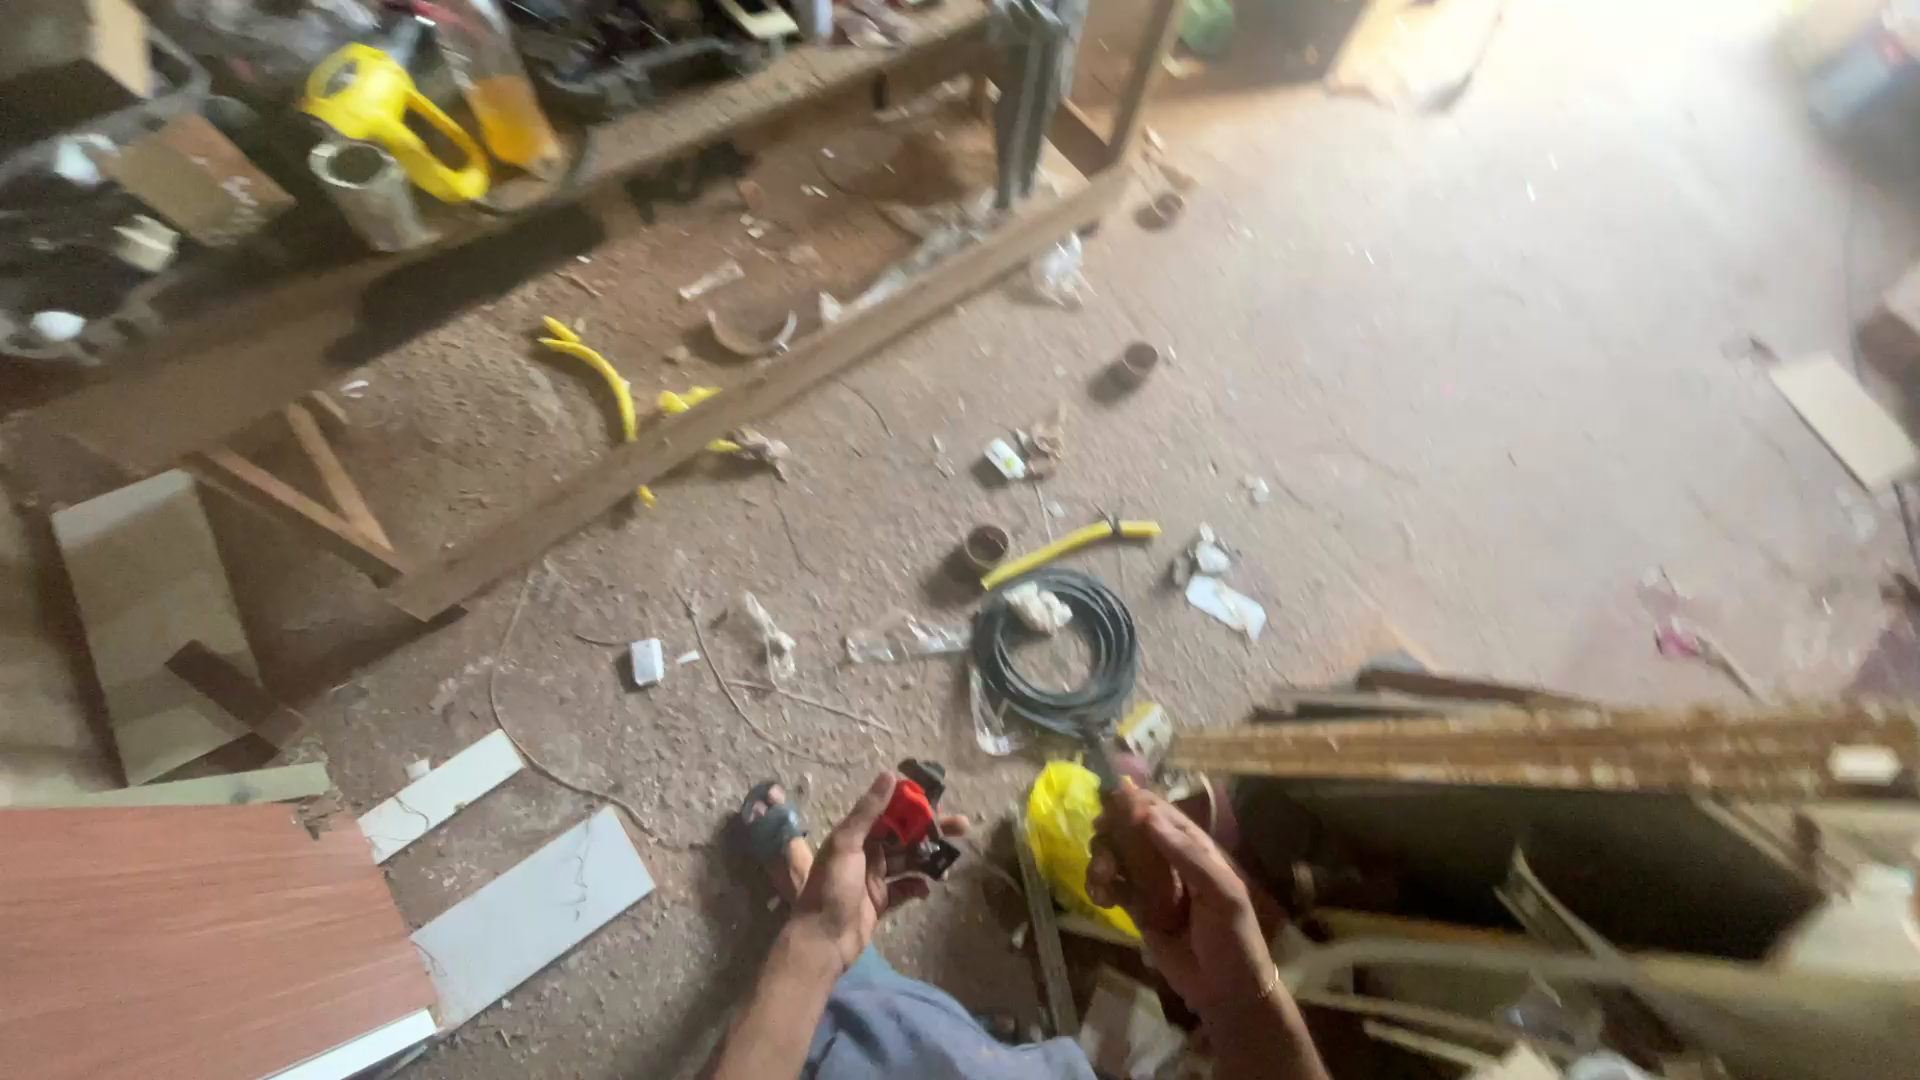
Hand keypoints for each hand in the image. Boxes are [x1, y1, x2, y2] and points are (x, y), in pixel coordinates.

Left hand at [787, 771, 969, 970]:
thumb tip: (890, 774)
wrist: (821, 942)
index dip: (915, 806)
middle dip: (932, 831)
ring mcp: (874, 877)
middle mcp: (866, 852)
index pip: (891, 813)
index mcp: (856, 834)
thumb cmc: (831, 888)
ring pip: (908, 861)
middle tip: (962, 826)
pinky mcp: (880, 901)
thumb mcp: (846, 843)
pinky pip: (904, 888)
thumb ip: (868, 811)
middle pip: (905, 835)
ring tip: (950, 862)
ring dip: (928, 859)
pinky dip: (916, 886)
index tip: (939, 801)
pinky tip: (927, 889)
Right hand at [1086, 786, 1274, 1016]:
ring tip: (1101, 878)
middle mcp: (1167, 858)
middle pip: (1128, 828)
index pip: (1159, 811)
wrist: (1227, 994)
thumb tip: (1146, 814)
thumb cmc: (1233, 937)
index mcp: (1192, 847)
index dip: (1134, 801)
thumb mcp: (1221, 892)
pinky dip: (1099, 886)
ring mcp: (1149, 883)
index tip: (1111, 803)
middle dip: (1110, 830)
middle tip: (1099, 838)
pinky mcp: (1136, 908)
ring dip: (1101, 859)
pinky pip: (1111, 886)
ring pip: (1114, 855)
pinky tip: (1102, 898)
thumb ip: (1185, 853)